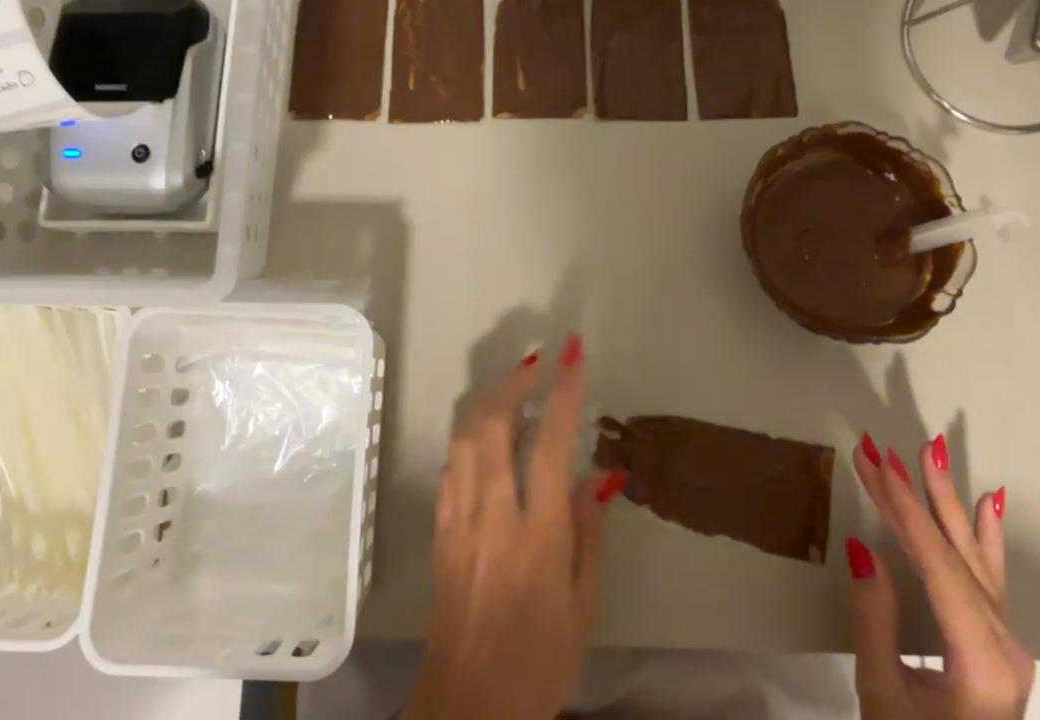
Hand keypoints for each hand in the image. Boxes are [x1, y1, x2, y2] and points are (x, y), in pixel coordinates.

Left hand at [405, 336, 624, 719]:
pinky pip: (450, 466)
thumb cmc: (541, 659)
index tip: (571, 354)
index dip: (561, 391)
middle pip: (491, 425)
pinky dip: (468, 435)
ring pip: (463, 439)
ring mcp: (457, 520)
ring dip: (487, 400)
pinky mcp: (439, 531)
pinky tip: (484, 433)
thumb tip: (600, 474)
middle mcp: (491, 516)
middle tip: (537, 360)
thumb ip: (589, 532)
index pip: (548, 444)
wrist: (470, 702)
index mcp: (536, 536)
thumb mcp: (584, 604)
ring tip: (512, 383)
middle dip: (513, 381)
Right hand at [846, 434, 1033, 719]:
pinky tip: (989, 502)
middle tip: (886, 446)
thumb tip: (864, 549)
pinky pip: (992, 577)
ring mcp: (1008, 642)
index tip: (875, 462)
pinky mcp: (1000, 643)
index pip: (936, 564)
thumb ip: (875, 622)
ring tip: (933, 451)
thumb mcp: (883, 696)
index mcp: (980, 658)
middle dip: (918, 493)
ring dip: (948, 502)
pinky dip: (987, 535)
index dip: (903, 509)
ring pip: (974, 557)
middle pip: (956, 551)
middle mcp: (1005, 642)